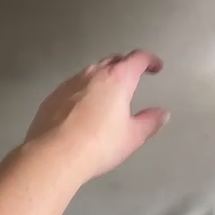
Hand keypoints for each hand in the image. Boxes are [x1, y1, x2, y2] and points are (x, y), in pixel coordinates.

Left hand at [25, 50, 169, 183]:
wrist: (54, 156)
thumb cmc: (98, 144)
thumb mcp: (132, 136)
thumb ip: (150, 121)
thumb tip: (162, 113)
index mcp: (118, 78)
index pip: (138, 58)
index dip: (150, 60)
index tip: (155, 67)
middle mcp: (94, 74)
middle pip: (113, 60)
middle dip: (125, 66)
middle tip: (132, 79)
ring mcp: (70, 83)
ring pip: (91, 72)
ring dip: (103, 78)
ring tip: (107, 95)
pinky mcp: (53, 96)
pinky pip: (73, 86)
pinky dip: (83, 91)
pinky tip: (82, 110)